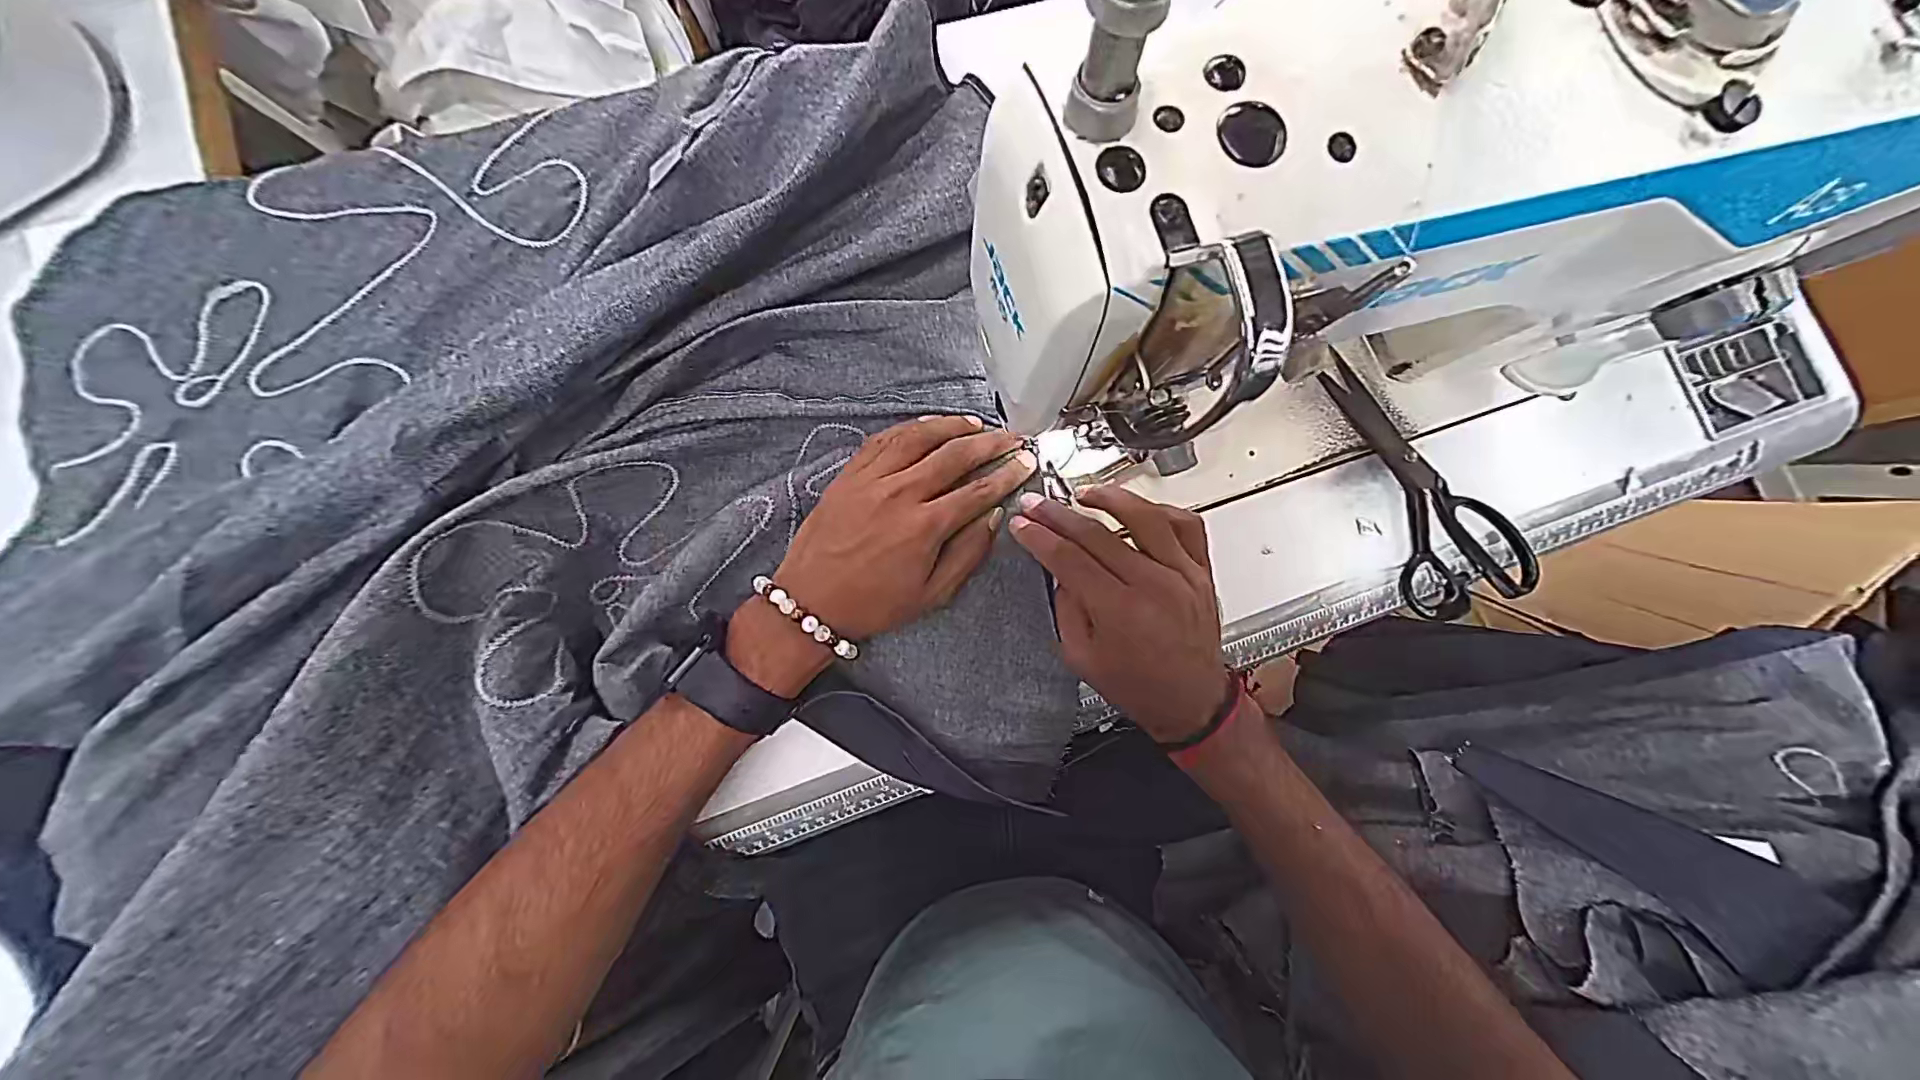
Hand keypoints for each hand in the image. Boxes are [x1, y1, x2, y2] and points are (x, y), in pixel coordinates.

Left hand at [772, 415, 1036, 641]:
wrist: (812, 601)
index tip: (1024, 463)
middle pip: (955, 455)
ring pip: (919, 437)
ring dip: (951, 426)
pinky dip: (910, 428)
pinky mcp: (849, 475)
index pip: (978, 489)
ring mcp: (871, 480)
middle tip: (1010, 438)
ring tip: (975, 424)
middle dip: (990, 443)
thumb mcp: (931, 594)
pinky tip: (926, 427)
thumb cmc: (871, 603)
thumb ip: (967, 554)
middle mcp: (900, 495)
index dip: (1007, 473)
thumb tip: (992, 519)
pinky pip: (883, 440)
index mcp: (924, 527)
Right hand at [1008, 485, 1226, 742]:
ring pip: (1144, 516)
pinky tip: (1137, 508)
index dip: (1039, 537)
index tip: (1023, 526)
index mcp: (1120, 612)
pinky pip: (1186, 524)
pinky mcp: (1201, 572)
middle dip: (1058, 515)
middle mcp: (1154, 587)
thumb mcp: (1082, 657)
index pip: (1069, 558)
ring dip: (1109, 498)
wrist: (1191, 701)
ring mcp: (1182, 576)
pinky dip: (1159, 509)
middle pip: (1097, 533)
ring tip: (1085, 494)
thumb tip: (1057, 568)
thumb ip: (1066, 608)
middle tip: (1038, 505)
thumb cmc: (1141, 686)